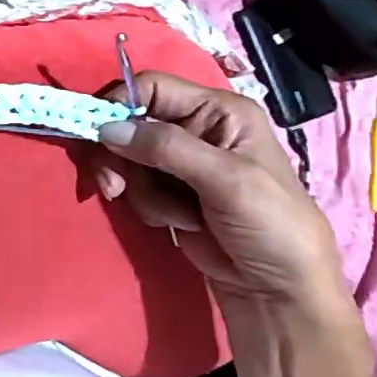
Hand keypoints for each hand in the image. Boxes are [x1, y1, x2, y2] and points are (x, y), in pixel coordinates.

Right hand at [86, 72, 344, 311]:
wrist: (279, 289)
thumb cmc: (270, 226)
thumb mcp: (226, 180)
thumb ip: (167, 148)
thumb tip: (106, 128)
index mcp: (219, 111)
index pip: (153, 87)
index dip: (120, 105)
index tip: (97, 136)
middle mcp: (197, 129)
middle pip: (130, 124)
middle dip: (121, 158)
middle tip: (115, 188)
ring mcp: (181, 163)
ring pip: (128, 159)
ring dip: (143, 192)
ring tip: (177, 218)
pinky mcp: (169, 193)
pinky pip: (135, 187)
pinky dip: (148, 206)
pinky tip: (178, 224)